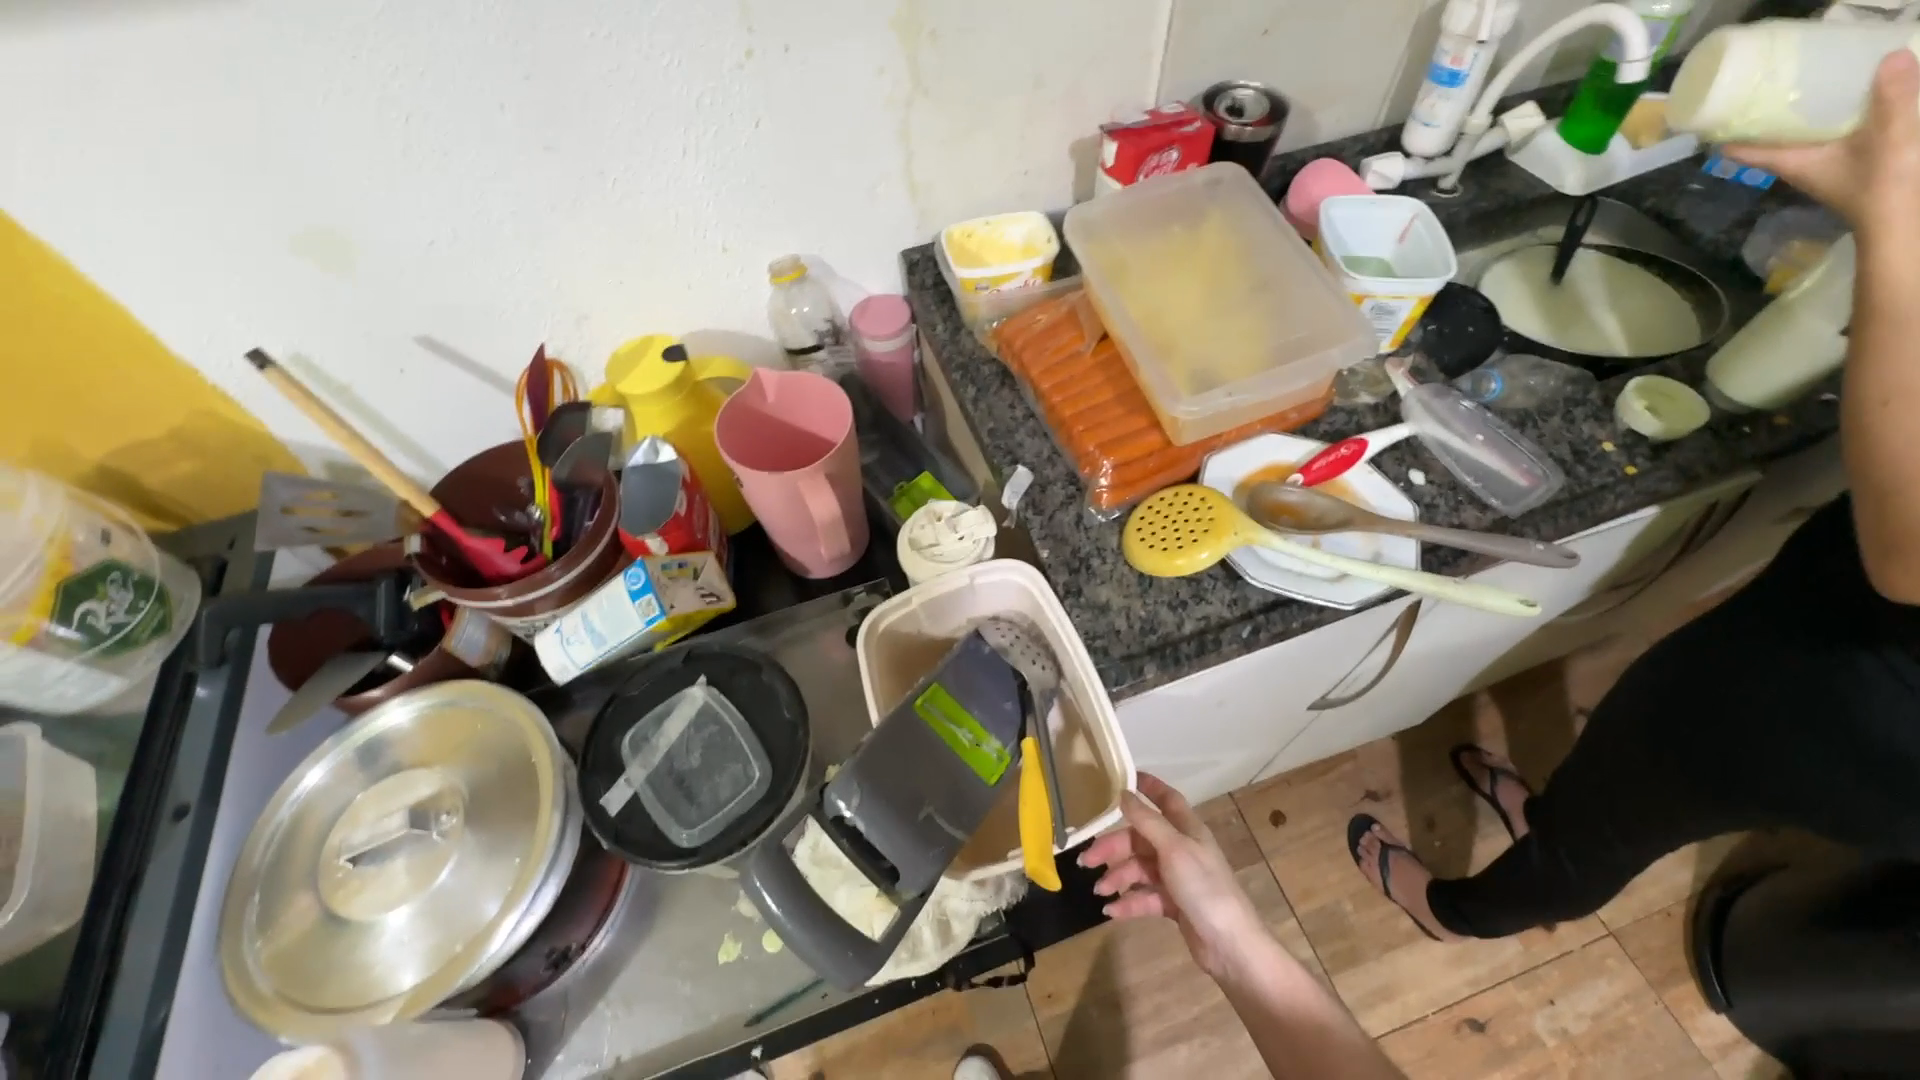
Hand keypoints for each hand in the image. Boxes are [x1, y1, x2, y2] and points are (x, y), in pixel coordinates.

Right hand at [1079, 772, 1264, 979]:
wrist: (1229, 944)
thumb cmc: (1204, 887)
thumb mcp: (1173, 848)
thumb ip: (1147, 821)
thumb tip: (1124, 793)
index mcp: (1187, 830)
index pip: (1166, 799)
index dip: (1148, 787)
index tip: (1122, 779)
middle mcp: (1181, 849)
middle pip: (1141, 838)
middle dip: (1113, 847)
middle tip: (1087, 861)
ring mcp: (1177, 878)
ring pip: (1139, 868)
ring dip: (1117, 877)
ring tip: (1099, 891)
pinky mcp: (1173, 904)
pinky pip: (1145, 896)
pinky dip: (1128, 902)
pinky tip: (1112, 911)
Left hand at [1726, 49, 1919, 239]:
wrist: (1900, 219)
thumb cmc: (1882, 183)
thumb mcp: (1889, 137)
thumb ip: (1891, 100)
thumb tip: (1891, 56)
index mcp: (1792, 163)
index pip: (1746, 153)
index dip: (1727, 137)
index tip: (1712, 120)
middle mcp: (1798, 167)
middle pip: (1769, 143)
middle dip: (1760, 121)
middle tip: (1756, 93)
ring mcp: (1819, 168)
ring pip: (1796, 141)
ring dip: (1793, 121)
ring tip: (1793, 91)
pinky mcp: (1842, 166)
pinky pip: (1824, 139)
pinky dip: (1823, 123)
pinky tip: (1839, 106)